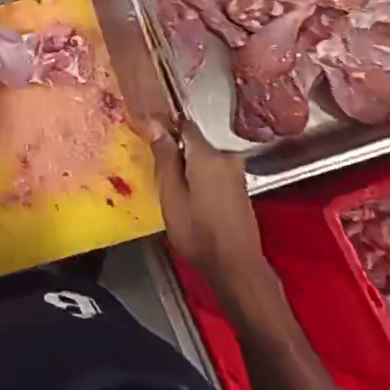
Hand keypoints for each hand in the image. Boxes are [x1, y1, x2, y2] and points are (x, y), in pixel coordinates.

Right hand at [149, 121, 264, 275]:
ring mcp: (236, 173)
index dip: (166, 127)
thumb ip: (164, 158)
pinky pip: (213, 171)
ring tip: (172, 189)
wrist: (234, 263)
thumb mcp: (171, 195)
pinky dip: (199, 178)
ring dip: (187, 167)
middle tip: (158, 174)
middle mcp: (226, 158)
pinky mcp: (239, 187)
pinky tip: (190, 197)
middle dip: (175, 152)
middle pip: (195, 144)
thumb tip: (156, 125)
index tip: (150, 137)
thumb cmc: (197, 232)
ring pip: (204, 159)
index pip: (185, 125)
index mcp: (208, 156)